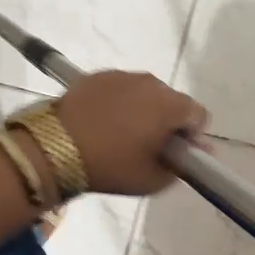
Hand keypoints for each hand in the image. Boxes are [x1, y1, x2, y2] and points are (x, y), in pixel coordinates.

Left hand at [55, 71, 207, 196]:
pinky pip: (119, 88)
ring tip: (120, 134)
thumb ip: (182, 166)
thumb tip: (198, 151)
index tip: (173, 152)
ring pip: (144, 93)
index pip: (199, 115)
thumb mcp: (152, 179)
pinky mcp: (96, 75)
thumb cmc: (110, 165)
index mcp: (170, 105)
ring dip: (141, 109)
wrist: (55, 146)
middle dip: (166, 121)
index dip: (191, 136)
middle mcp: (150, 82)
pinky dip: (117, 102)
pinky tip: (101, 122)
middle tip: (146, 146)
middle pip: (171, 101)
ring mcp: (121, 75)